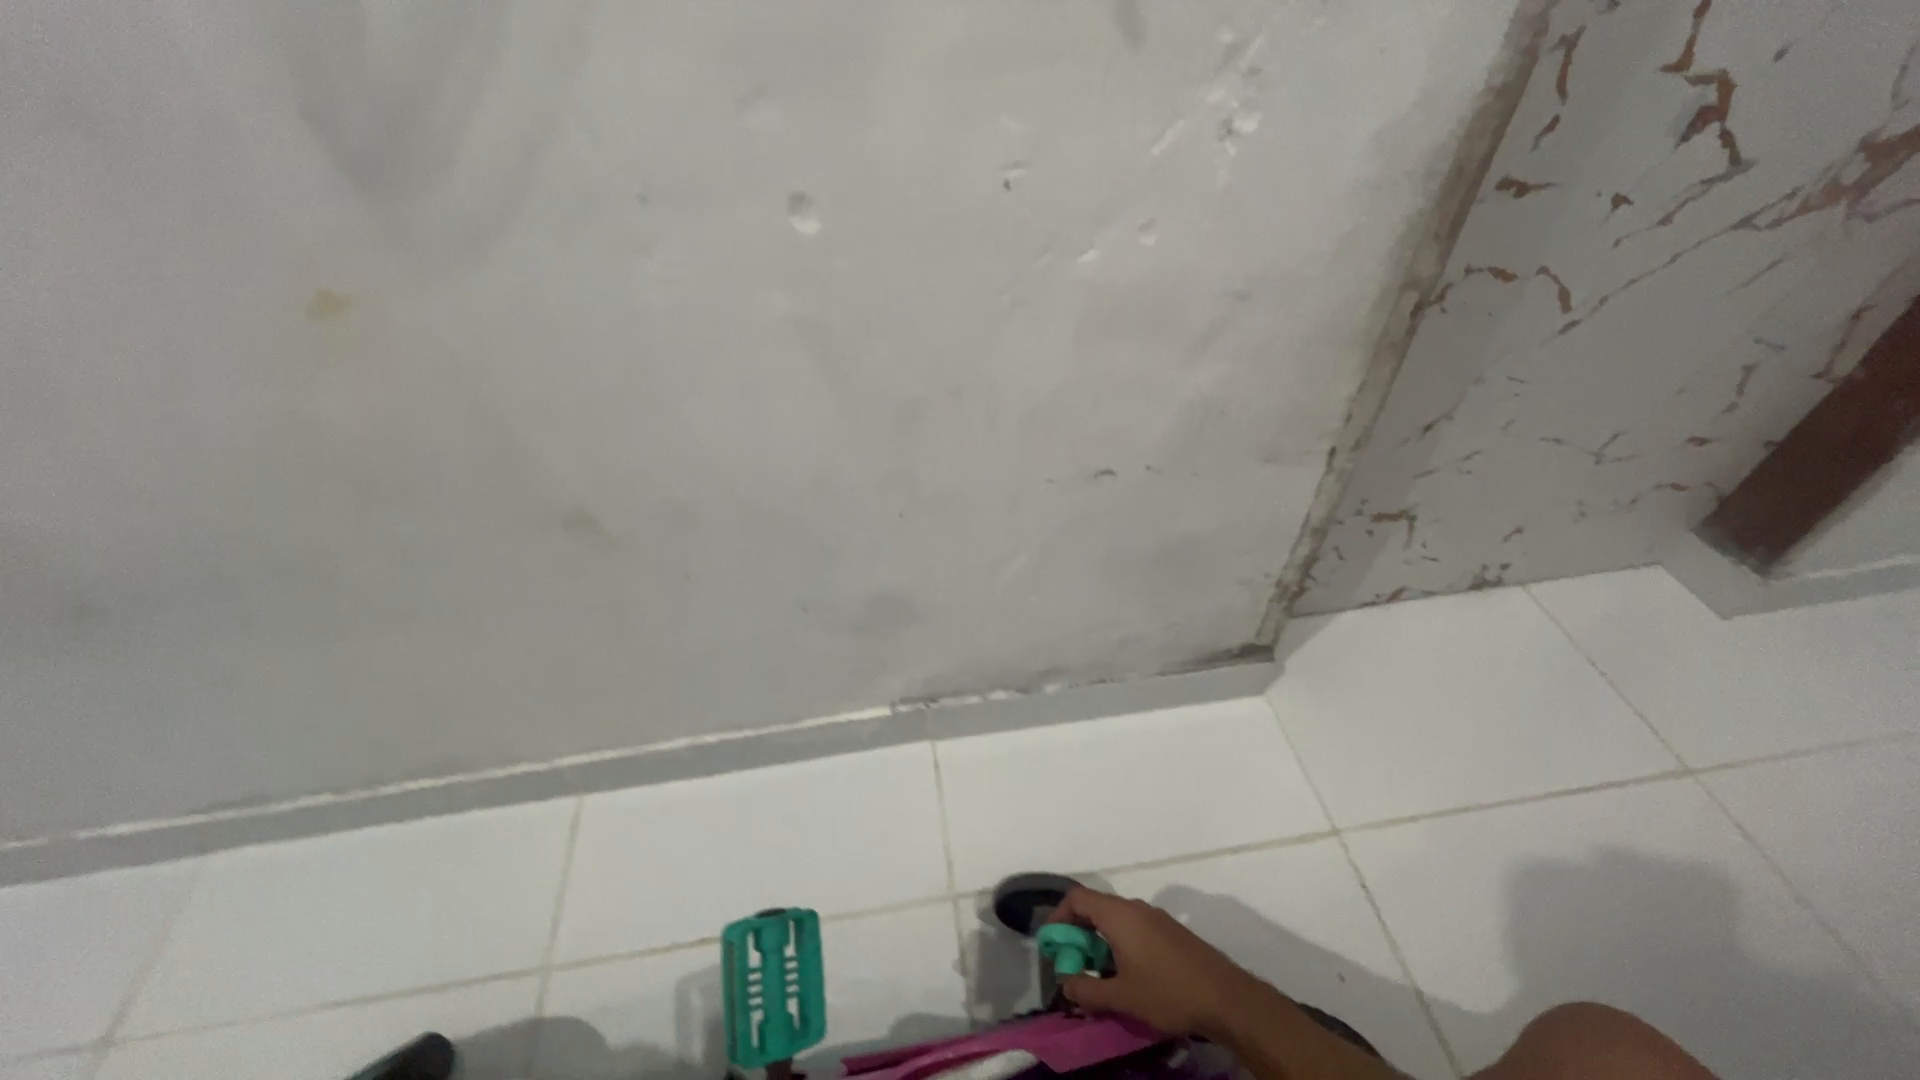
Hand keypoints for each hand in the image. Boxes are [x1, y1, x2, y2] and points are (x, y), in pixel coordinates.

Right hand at [1045, 886, 1268, 1037]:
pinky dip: (1120, 944)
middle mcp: (1136, 908)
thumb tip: (1065, 984)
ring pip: (1116, 920)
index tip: (1053, 943)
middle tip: (1072, 964)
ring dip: (1100, 941)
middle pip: (1096, 907)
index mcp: (1119, 915)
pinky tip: (1127, 975)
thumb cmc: (1168, 992)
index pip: (1077, 898)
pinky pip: (1135, 929)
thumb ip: (1087, 990)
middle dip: (1078, 933)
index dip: (1059, 916)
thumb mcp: (1121, 997)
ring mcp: (1157, 919)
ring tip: (1098, 974)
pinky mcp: (1171, 933)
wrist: (1226, 998)